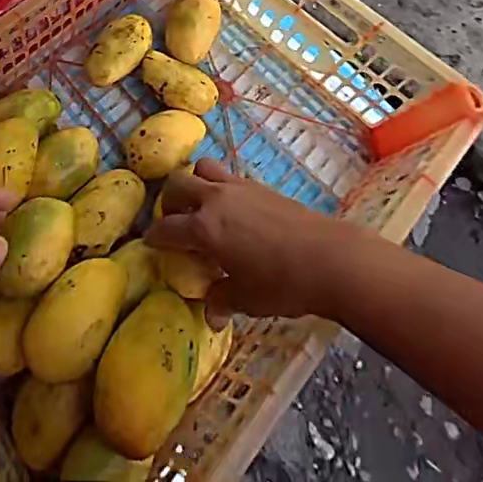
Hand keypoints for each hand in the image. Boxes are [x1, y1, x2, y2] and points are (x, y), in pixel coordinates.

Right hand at [147, 159, 361, 326]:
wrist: (330, 258)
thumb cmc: (283, 283)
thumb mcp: (247, 299)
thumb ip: (221, 301)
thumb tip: (210, 314)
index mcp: (204, 228)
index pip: (166, 228)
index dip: (155, 237)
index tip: (152, 243)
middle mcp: (214, 200)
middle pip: (177, 185)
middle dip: (169, 201)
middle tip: (175, 220)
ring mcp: (238, 188)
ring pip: (202, 168)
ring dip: (195, 182)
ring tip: (202, 204)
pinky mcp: (259, 185)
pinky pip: (229, 176)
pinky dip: (221, 186)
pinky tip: (235, 210)